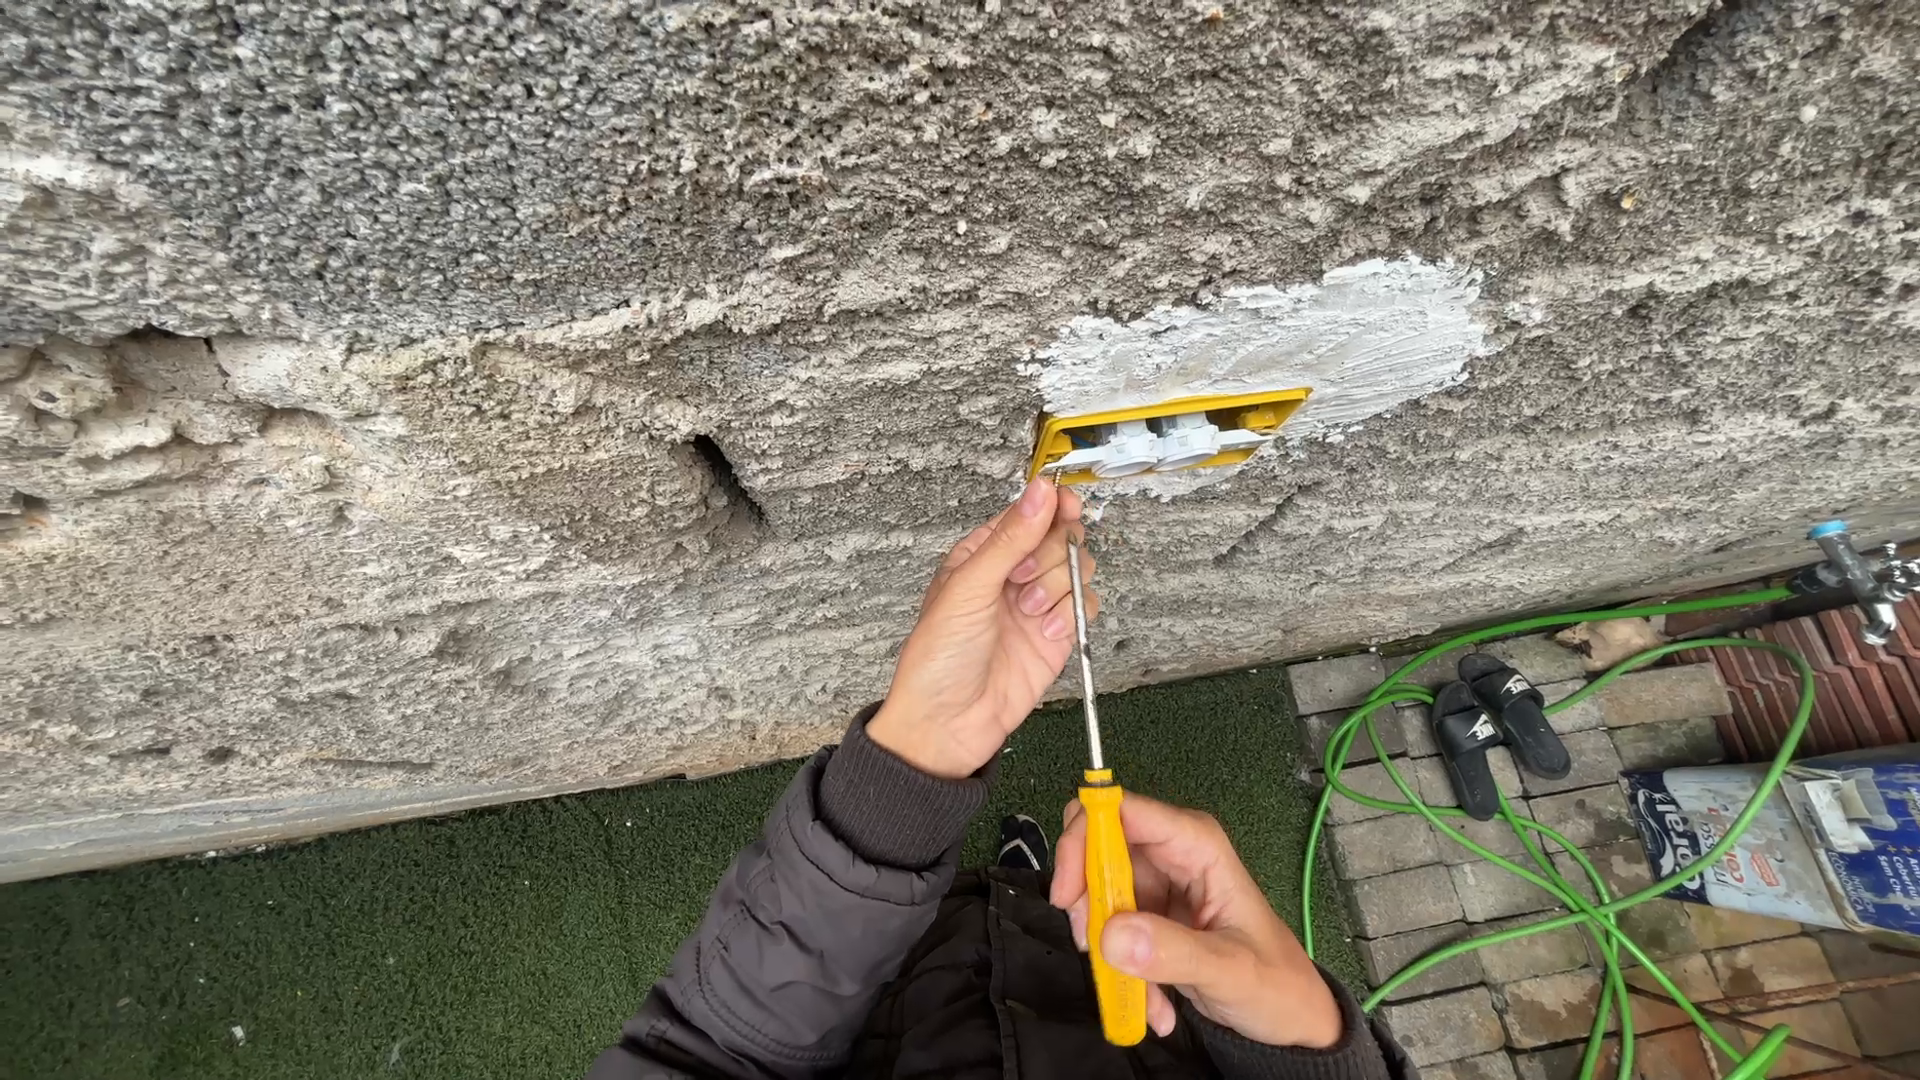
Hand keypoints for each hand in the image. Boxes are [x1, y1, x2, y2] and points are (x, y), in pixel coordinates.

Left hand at [867, 479, 1095, 779]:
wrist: (949, 724)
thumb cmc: (938, 657)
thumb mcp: (969, 588)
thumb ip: (1011, 538)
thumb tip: (1040, 491)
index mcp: (982, 554)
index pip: (1028, 513)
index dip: (1050, 506)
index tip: (1065, 506)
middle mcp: (1012, 574)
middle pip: (1060, 536)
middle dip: (1050, 554)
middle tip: (1023, 580)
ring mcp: (1037, 603)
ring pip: (1077, 567)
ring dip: (1059, 586)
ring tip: (1031, 611)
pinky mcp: (1057, 633)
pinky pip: (1085, 605)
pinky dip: (1073, 614)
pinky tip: (1048, 631)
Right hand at [1050, 792, 1343, 1047]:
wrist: (1292, 1021)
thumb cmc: (1277, 984)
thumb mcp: (1232, 971)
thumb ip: (1173, 952)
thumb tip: (1110, 934)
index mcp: (1193, 841)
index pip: (1120, 810)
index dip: (1083, 839)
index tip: (1067, 895)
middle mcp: (1169, 850)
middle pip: (1096, 846)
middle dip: (1086, 900)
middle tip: (1092, 948)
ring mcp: (1155, 880)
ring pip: (1095, 889)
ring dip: (1102, 943)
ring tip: (1136, 996)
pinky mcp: (1146, 911)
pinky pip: (1107, 924)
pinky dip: (1116, 964)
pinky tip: (1150, 1004)